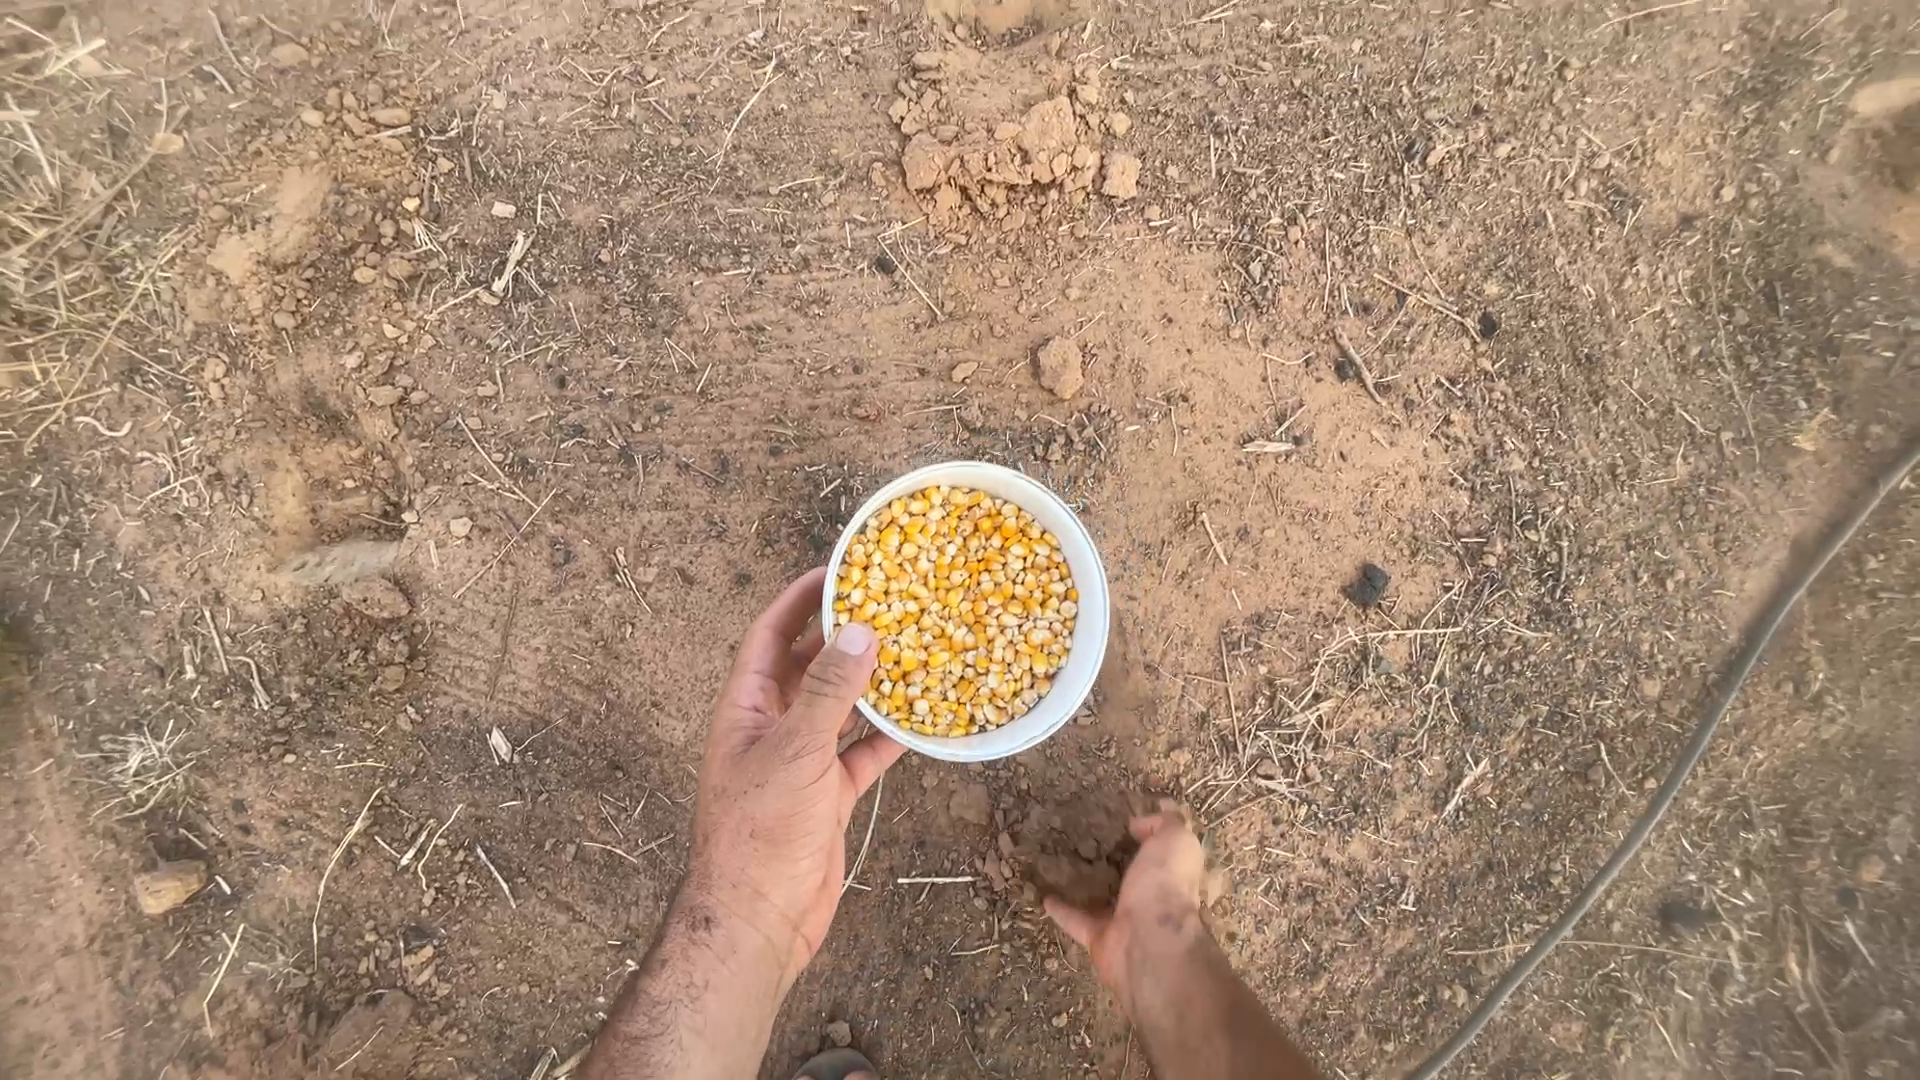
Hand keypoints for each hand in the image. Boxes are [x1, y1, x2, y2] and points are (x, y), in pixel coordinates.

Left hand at [684, 567, 905, 984]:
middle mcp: (773, 726)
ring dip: (870, 684)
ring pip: (839, 708)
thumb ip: (828, 691)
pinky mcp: (829, 793)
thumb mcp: (795, 751)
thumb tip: (861, 630)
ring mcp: (802, 760)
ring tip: (910, 650)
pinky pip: (861, 753)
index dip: (799, 599)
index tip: (836, 570)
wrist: (760, 920)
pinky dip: (886, 737)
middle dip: (842, 636)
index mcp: (748, 706)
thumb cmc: (762, 829)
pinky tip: (919, 721)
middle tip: (886, 605)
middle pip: (809, 666)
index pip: (771, 635)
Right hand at [1044, 801, 1207, 1016]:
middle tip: (1090, 837)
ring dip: (1087, 886)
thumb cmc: (1165, 885)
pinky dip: (1061, 908)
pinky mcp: (1098, 937)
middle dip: (1117, 861)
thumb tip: (1140, 823)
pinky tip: (1043, 892)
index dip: (1150, 836)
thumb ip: (1164, 824)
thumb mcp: (1176, 840)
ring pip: (1103, 899)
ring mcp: (1125, 921)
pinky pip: (1075, 918)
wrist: (1149, 942)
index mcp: (1170, 875)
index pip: (1164, 854)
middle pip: (1133, 877)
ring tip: (1064, 862)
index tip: (1126, 819)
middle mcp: (1151, 899)